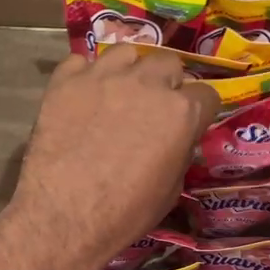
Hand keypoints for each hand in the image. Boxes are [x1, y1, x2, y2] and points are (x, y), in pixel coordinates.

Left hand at [6, 45, 219, 269]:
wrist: (63, 215)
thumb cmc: (123, 214)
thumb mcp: (170, 191)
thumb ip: (178, 152)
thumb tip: (175, 141)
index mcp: (181, 112)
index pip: (206, 95)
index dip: (198, 111)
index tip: (187, 124)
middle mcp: (146, 83)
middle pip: (168, 63)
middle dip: (165, 83)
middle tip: (150, 108)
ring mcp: (103, 77)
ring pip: (126, 53)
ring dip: (127, 70)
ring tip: (116, 94)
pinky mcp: (65, 82)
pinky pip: (79, 62)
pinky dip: (83, 76)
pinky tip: (79, 97)